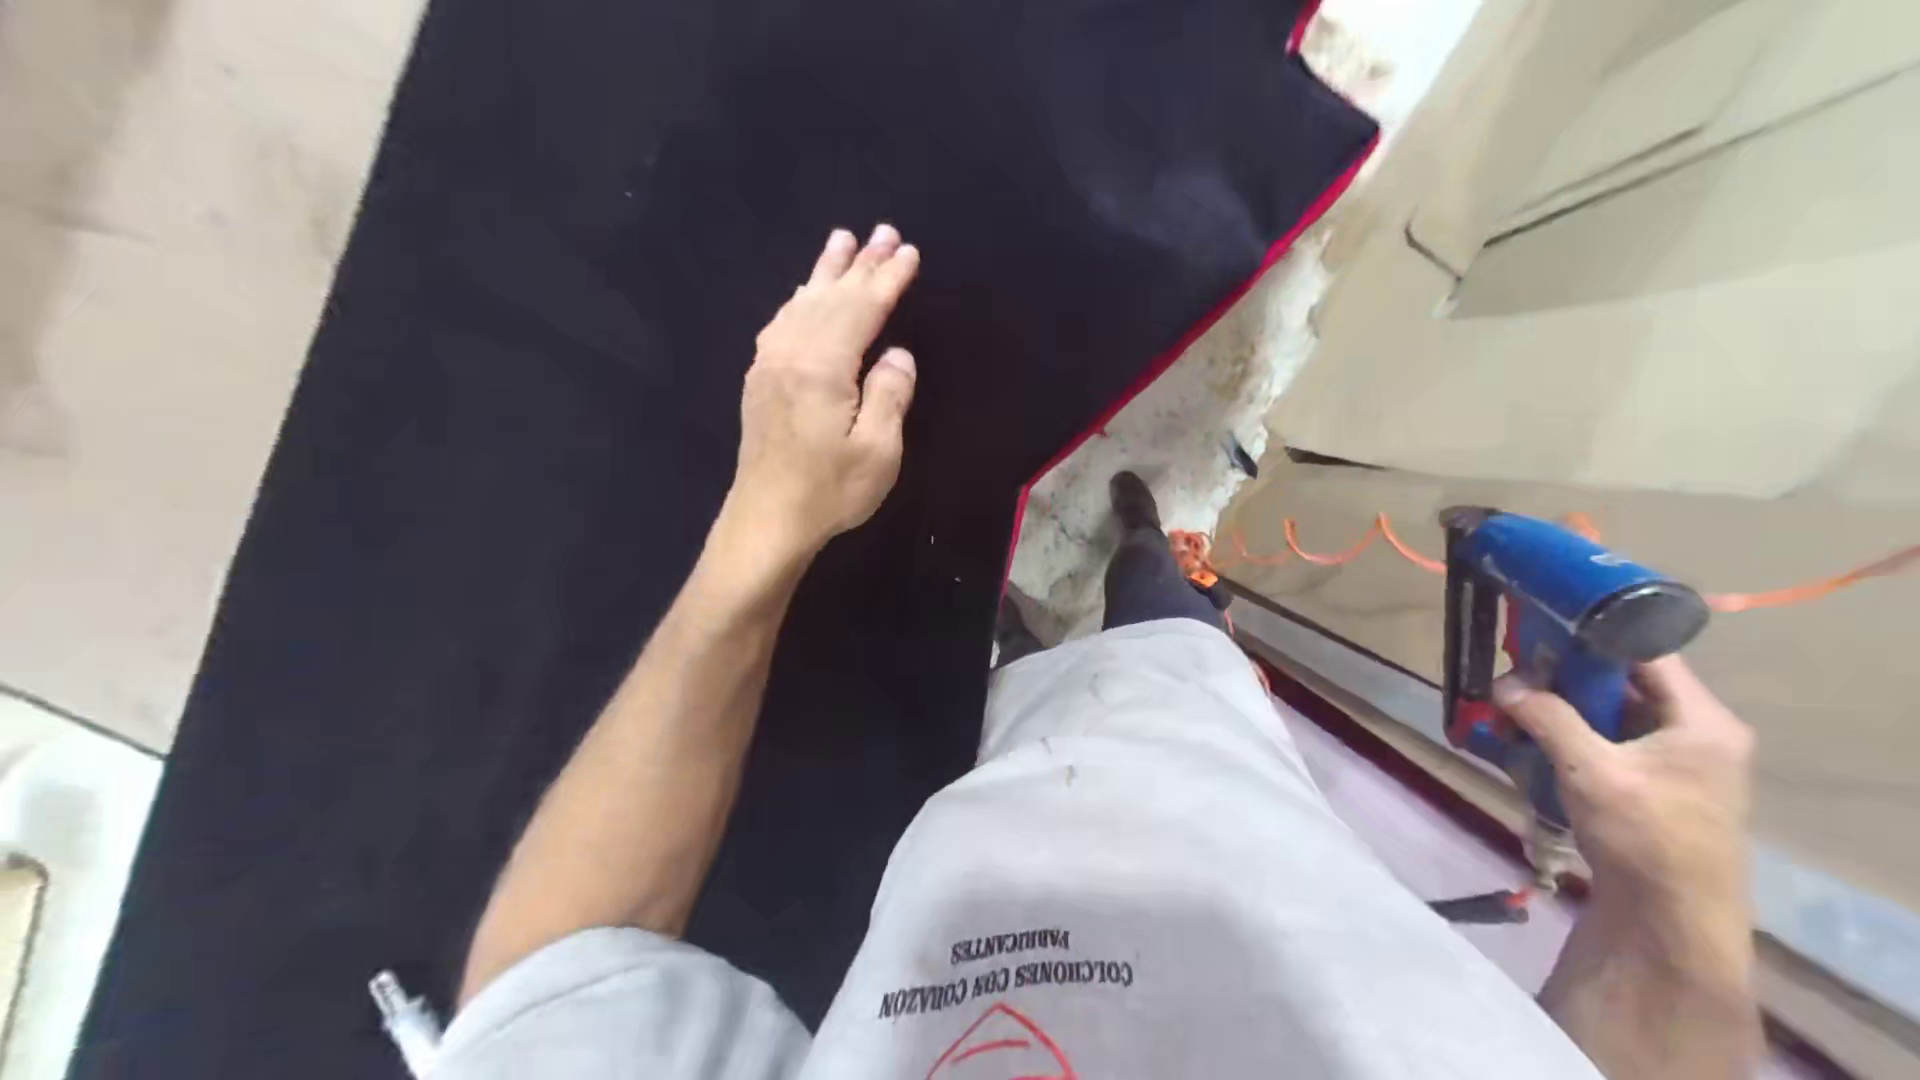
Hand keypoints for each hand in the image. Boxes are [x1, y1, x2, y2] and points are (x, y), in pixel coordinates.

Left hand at [719, 225, 920, 566]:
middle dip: (860, 264)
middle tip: (883, 231)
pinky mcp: (760, 381)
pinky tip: (802, 293)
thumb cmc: (828, 491)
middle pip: (830, 297)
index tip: (908, 252)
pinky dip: (798, 300)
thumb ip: (890, 395)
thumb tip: (897, 354)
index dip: (887, 279)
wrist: (767, 520)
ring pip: (801, 304)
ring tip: (842, 241)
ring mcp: (769, 365)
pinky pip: (780, 324)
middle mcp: (790, 354)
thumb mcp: (877, 451)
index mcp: (822, 367)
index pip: (861, 309)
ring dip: (825, 272)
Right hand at [1494, 657, 1753, 911]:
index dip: (1591, 633)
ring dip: (1553, 707)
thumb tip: (1502, 683)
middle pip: (1617, 680)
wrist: (1668, 915)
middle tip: (1509, 676)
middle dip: (1558, 677)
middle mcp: (1691, 729)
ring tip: (1507, 710)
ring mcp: (1669, 756)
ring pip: (1601, 709)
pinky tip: (1524, 740)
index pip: (1644, 652)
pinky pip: (1598, 737)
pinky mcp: (1645, 778)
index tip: (1535, 626)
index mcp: (1701, 721)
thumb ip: (1547, 718)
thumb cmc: (1645, 835)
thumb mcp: (1591, 770)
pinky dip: (1561, 733)